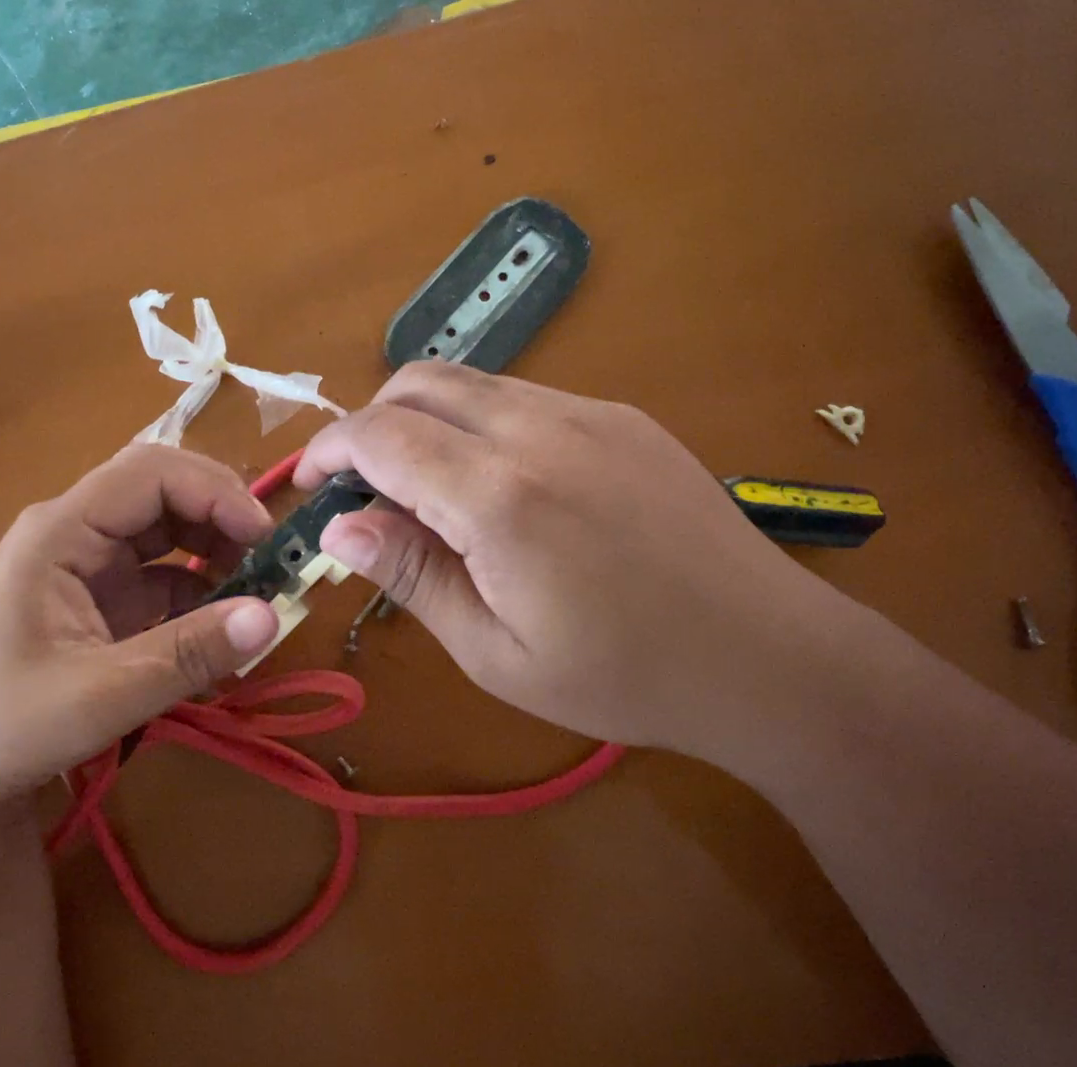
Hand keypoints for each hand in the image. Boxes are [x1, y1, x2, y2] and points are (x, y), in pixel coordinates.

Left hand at [0, 444, 280, 799]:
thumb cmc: (8, 725)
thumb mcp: (103, 693)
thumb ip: (188, 654)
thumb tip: (273, 617)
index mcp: (60, 532)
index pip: (148, 474)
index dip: (213, 491)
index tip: (265, 536)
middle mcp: (75, 535)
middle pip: (161, 494)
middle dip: (220, 516)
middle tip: (273, 558)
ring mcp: (88, 569)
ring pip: (166, 535)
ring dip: (215, 554)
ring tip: (259, 592)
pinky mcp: (101, 604)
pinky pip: (163, 580)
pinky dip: (200, 596)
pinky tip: (225, 628)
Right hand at [294, 362, 875, 753]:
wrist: (767, 657)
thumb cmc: (620, 676)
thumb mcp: (494, 651)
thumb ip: (412, 575)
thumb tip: (338, 528)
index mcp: (499, 497)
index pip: (380, 435)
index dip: (328, 451)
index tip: (309, 488)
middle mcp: (539, 430)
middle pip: (418, 381)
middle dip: (368, 422)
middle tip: (359, 487)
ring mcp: (589, 414)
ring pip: (471, 382)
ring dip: (423, 419)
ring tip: (423, 490)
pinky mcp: (623, 417)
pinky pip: (523, 396)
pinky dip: (477, 423)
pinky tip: (496, 485)